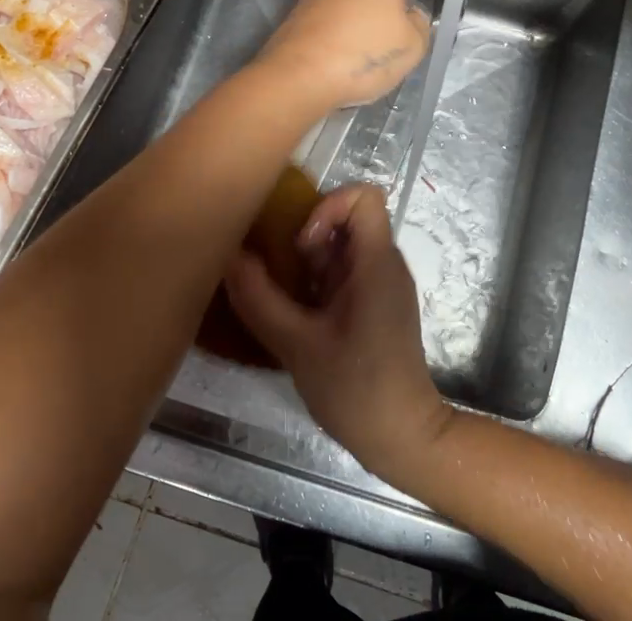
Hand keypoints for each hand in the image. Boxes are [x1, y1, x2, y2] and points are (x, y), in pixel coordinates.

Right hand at [223, 184, 451, 480]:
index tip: (301, 247)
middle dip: (305, 238)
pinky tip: (293, 318)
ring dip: (305, 265)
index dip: (327, 207)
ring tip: (280, 299)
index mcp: (376, 262)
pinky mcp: (374, 307)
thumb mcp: (297, 344)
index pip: (363, 195)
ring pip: (340, 249)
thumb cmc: (355, 388)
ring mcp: (381, 286)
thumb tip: (229, 256)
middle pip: (345, 220)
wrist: (402, 435)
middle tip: (280, 276)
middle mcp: (384, 265)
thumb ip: (260, 298)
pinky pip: (342, 275)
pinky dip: (314, 284)